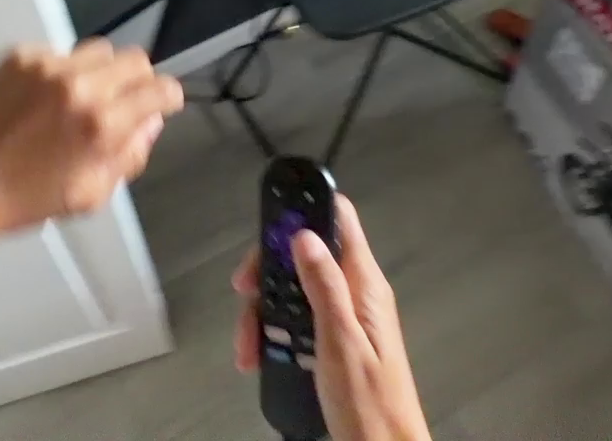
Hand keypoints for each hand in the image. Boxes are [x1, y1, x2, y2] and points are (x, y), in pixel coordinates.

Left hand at [0, 39, 182, 252]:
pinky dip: (61, 72)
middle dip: (137, 81)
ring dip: (100, 72)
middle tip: (123, 102)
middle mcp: (80, 85)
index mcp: (101, 124)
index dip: (167, 97)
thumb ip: (127, 157)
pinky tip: (41, 99)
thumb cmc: (21, 202)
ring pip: (98, 51)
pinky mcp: (20, 56)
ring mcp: (48, 65)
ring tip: (79, 99)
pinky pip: (59, 53)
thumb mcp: (87, 196)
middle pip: (134, 60)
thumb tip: (149, 123)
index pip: (159, 89)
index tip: (163, 103)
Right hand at [234, 196, 429, 440]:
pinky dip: (274, 332)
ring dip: (265, 310)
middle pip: (305, 252)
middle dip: (270, 269)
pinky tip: (256, 352)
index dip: (305, 209)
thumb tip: (303, 233)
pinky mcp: (333, 339)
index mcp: (363, 282)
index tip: (269, 224)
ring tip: (247, 343)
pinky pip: (297, 318)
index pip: (338, 217)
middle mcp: (355, 290)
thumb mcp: (340, 341)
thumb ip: (323, 285)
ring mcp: (344, 314)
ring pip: (294, 288)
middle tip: (244, 289)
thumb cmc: (367, 403)